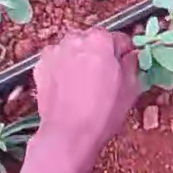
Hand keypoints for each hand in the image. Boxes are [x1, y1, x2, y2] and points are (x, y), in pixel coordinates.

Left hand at [30, 27, 139, 169]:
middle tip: (104, 79)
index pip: (118, 39)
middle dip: (99, 56)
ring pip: (73, 50)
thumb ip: (132, 66)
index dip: (124, 54)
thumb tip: (131, 57)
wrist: (69, 134)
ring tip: (85, 86)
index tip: (125, 66)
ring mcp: (55, 51)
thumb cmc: (103, 113)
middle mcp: (75, 39)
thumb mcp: (130, 90)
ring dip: (80, 61)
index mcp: (100, 41)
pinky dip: (63, 70)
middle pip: (92, 41)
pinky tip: (69, 90)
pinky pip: (57, 62)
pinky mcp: (40, 66)